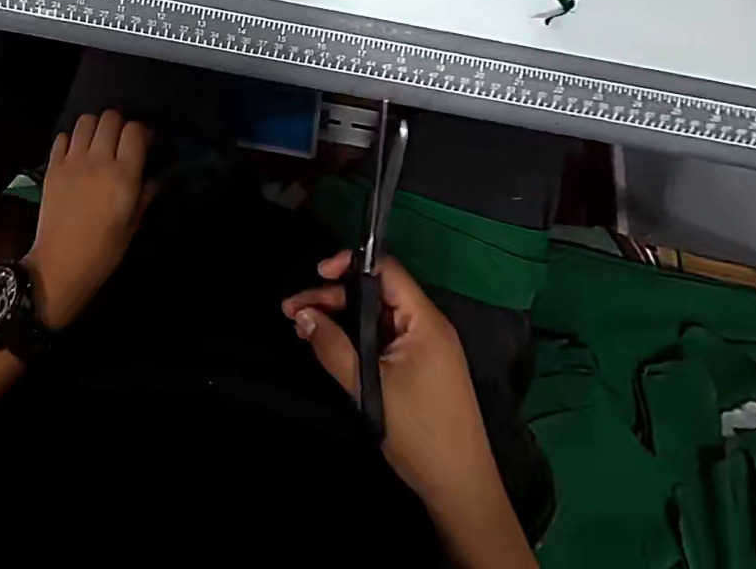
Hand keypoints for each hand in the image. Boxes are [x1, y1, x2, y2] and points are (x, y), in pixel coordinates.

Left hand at [23, 111, 151, 329]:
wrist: (59, 266)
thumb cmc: (103, 250)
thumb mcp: (133, 224)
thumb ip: (146, 194)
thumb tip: (157, 176)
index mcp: (123, 175)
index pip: (135, 130)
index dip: (142, 131)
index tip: (144, 142)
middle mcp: (99, 161)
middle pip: (110, 118)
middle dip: (120, 123)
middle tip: (121, 138)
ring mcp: (72, 162)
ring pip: (85, 121)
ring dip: (96, 125)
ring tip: (98, 140)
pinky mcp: (52, 168)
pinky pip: (62, 137)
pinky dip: (72, 138)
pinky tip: (77, 152)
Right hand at [282, 253, 495, 502]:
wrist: (461, 490)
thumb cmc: (418, 433)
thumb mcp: (368, 388)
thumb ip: (332, 346)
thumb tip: (302, 314)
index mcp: (424, 321)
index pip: (386, 271)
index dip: (350, 265)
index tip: (318, 273)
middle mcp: (427, 325)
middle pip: (375, 294)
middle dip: (333, 297)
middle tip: (294, 311)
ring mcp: (425, 346)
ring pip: (376, 316)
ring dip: (340, 317)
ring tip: (303, 326)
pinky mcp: (419, 364)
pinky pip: (383, 336)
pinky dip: (355, 335)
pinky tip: (329, 342)